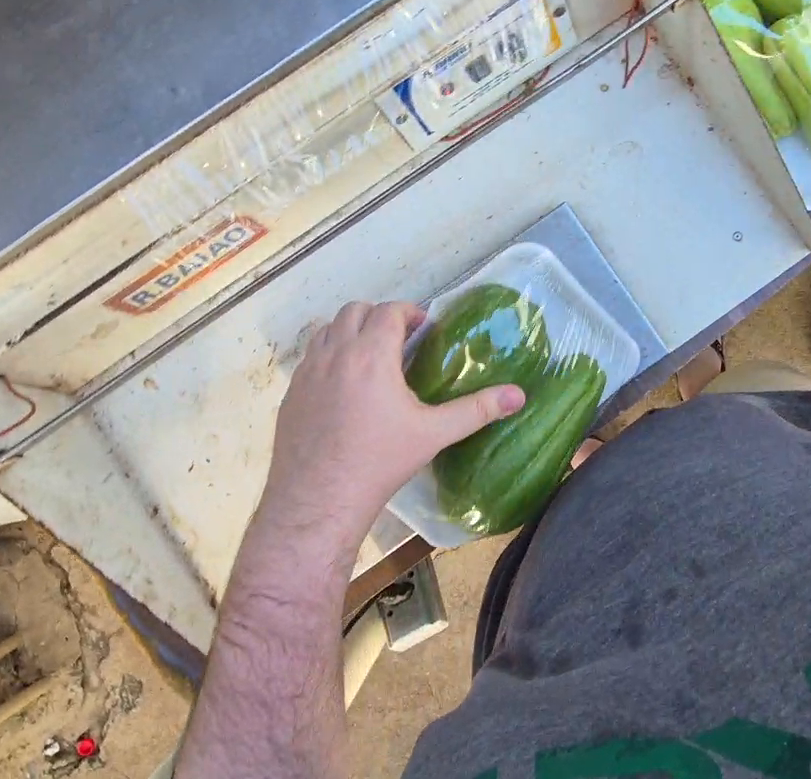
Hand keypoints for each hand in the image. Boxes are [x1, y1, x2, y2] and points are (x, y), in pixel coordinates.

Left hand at [258, 301, 525, 545]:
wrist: (318, 500)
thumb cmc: (380, 463)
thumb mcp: (433, 434)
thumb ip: (477, 410)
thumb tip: (519, 396)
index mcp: (372, 355)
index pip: (388, 311)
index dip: (408, 312)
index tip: (423, 327)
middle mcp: (335, 354)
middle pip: (354, 310)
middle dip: (378, 316)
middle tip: (398, 339)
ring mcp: (307, 372)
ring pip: (326, 329)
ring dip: (349, 331)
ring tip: (369, 355)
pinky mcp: (290, 393)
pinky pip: (309, 358)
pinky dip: (328, 355)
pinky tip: (343, 386)